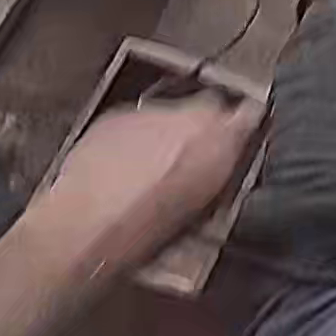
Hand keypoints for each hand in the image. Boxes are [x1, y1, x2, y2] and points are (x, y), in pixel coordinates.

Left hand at [13, 93, 264, 275]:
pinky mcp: (117, 116)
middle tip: (200, 152)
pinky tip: (129, 164)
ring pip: (173, 112)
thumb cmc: (149, 230)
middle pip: (211, 105)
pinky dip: (140, 135)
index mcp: (219, 139)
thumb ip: (225, 174)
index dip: (247, 122)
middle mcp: (189, 116)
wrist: (86, 227)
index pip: (249, 113)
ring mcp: (151, 112)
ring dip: (172, 131)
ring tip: (160, 164)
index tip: (244, 133)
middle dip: (208, 124)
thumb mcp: (206, 209)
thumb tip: (232, 161)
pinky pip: (139, 119)